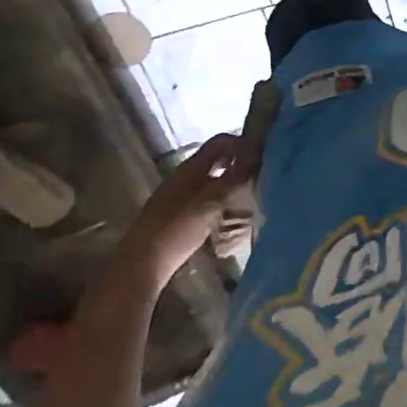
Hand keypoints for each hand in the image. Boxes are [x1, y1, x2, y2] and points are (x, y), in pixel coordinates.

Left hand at [106, 133, 256, 295]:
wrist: (142, 264)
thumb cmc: (177, 227)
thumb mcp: (211, 201)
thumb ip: (235, 178)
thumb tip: (258, 157)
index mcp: (191, 167)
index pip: (221, 142)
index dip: (242, 143)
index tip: (264, 156)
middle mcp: (186, 177)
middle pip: (218, 161)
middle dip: (240, 165)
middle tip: (264, 176)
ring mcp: (182, 197)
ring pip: (215, 182)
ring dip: (233, 185)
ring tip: (255, 196)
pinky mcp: (181, 217)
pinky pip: (209, 201)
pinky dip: (224, 203)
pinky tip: (236, 216)